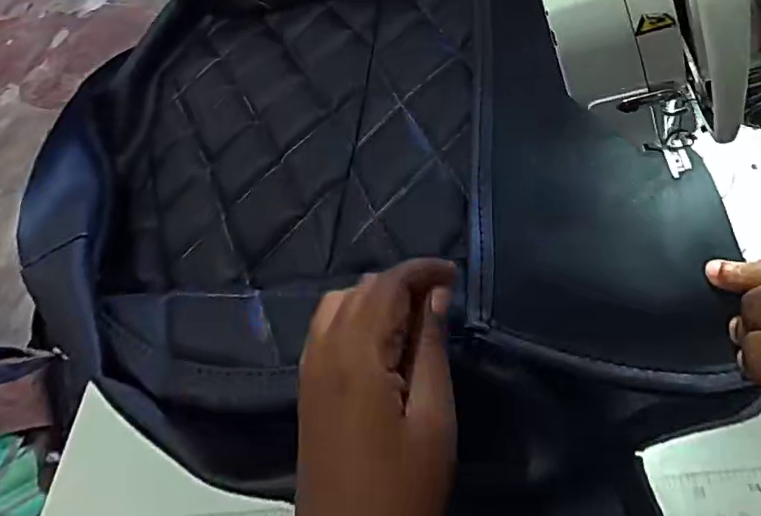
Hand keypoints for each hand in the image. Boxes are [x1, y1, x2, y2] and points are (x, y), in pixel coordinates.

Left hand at [297, 259, 457, 515]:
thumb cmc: (401, 490)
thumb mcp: (433, 420)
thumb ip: (432, 348)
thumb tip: (434, 293)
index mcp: (356, 352)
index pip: (388, 284)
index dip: (422, 270)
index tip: (454, 273)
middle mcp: (325, 347)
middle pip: (364, 288)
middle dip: (403, 282)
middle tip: (441, 298)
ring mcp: (310, 365)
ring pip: (341, 301)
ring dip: (377, 296)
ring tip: (414, 316)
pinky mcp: (306, 384)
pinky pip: (327, 324)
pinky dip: (355, 313)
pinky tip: (381, 336)